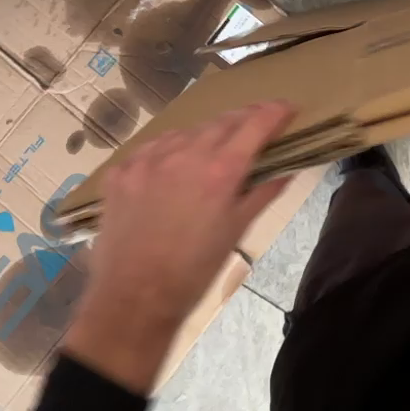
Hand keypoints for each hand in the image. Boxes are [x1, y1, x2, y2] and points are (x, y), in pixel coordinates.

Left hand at [61, 101, 295, 392]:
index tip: (287, 108)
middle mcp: (185, 154)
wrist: (133, 302)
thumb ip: (263, 193)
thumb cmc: (194, 273)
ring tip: (210, 152)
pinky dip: (169, 152)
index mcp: (220, 170)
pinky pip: (152, 148)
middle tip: (255, 124)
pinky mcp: (122, 170)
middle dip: (243, 119)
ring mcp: (149, 159)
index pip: (255, 124)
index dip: (275, 112)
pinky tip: (172, 170)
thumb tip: (287, 169)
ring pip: (186, 131)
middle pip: (222, 121)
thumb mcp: (236, 232)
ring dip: (204, 136)